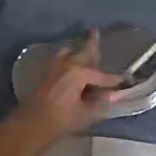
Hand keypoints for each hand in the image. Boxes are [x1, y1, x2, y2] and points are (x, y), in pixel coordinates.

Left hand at [0, 30, 124, 155]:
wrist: (30, 125)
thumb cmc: (60, 120)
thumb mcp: (85, 114)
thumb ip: (100, 103)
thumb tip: (112, 95)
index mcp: (79, 72)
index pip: (102, 76)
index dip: (114, 80)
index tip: (125, 80)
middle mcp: (67, 65)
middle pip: (84, 53)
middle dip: (92, 44)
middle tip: (95, 30)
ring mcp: (54, 67)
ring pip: (69, 53)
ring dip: (76, 50)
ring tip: (82, 47)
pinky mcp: (45, 74)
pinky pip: (59, 60)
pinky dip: (66, 58)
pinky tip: (69, 64)